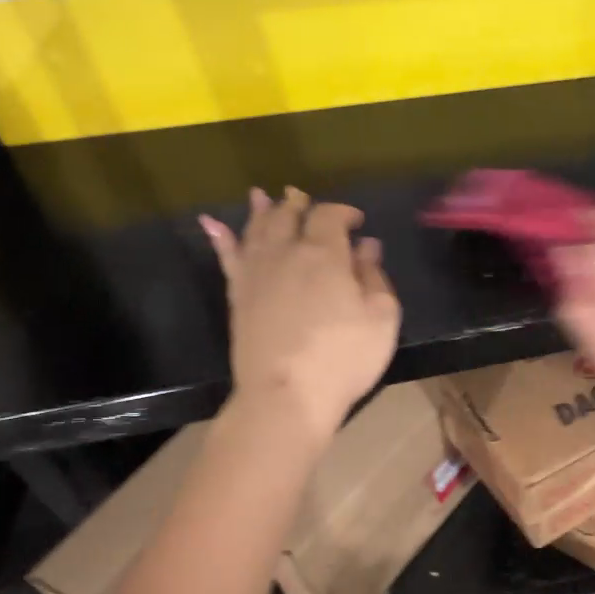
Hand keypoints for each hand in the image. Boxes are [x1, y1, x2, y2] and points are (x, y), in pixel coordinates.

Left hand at [200, 187, 399, 444]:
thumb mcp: (381, 318)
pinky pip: (227, 257)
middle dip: (299, 205)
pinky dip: (221, 237)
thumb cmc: (343, 358)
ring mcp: (256, 274)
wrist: (286, 396)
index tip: (357, 220)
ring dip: (262, 211)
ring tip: (262, 197)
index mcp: (324, 254)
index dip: (344, 212)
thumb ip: (374, 277)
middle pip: (289, 216)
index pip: (330, 216)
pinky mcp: (237, 296)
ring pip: (257, 230)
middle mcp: (286, 253)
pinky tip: (213, 224)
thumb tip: (367, 247)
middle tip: (304, 199)